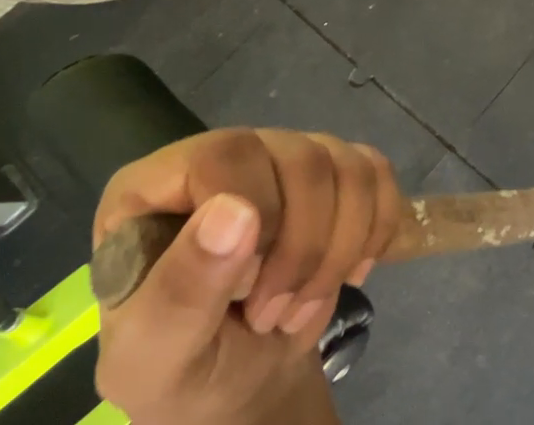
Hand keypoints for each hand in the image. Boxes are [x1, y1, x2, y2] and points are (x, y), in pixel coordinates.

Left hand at [93, 129, 403, 424]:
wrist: (239, 379)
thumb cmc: (180, 369)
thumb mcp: (154, 356)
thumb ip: (181, 291)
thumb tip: (234, 213)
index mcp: (160, 185)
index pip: (226, 154)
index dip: (255, 213)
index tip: (243, 288)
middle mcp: (231, 156)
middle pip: (303, 159)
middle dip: (303, 250)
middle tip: (270, 314)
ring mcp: (290, 160)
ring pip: (350, 169)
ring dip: (340, 250)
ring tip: (301, 303)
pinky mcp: (339, 175)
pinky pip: (379, 176)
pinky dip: (376, 232)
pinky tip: (347, 272)